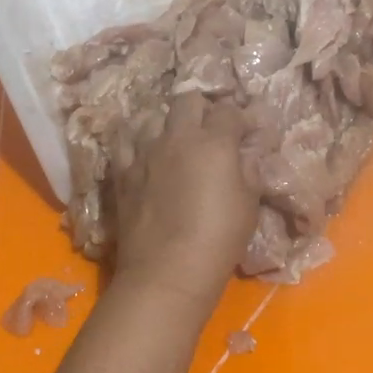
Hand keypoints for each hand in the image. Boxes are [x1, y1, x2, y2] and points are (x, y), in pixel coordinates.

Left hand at [111, 92, 259, 310]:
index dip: (241, 119)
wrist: (166, 272)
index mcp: (214, 142)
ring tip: (177, 141)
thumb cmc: (218, 240)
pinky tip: (145, 152)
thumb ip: (250, 170)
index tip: (248, 134)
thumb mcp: (249, 205)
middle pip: (189, 100)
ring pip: (154, 116)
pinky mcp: (123, 170)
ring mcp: (145, 151)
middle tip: (213, 132)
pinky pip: (126, 140)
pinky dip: (137, 140)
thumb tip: (248, 152)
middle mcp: (178, 136)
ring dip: (169, 123)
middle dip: (204, 110)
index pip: (229, 111)